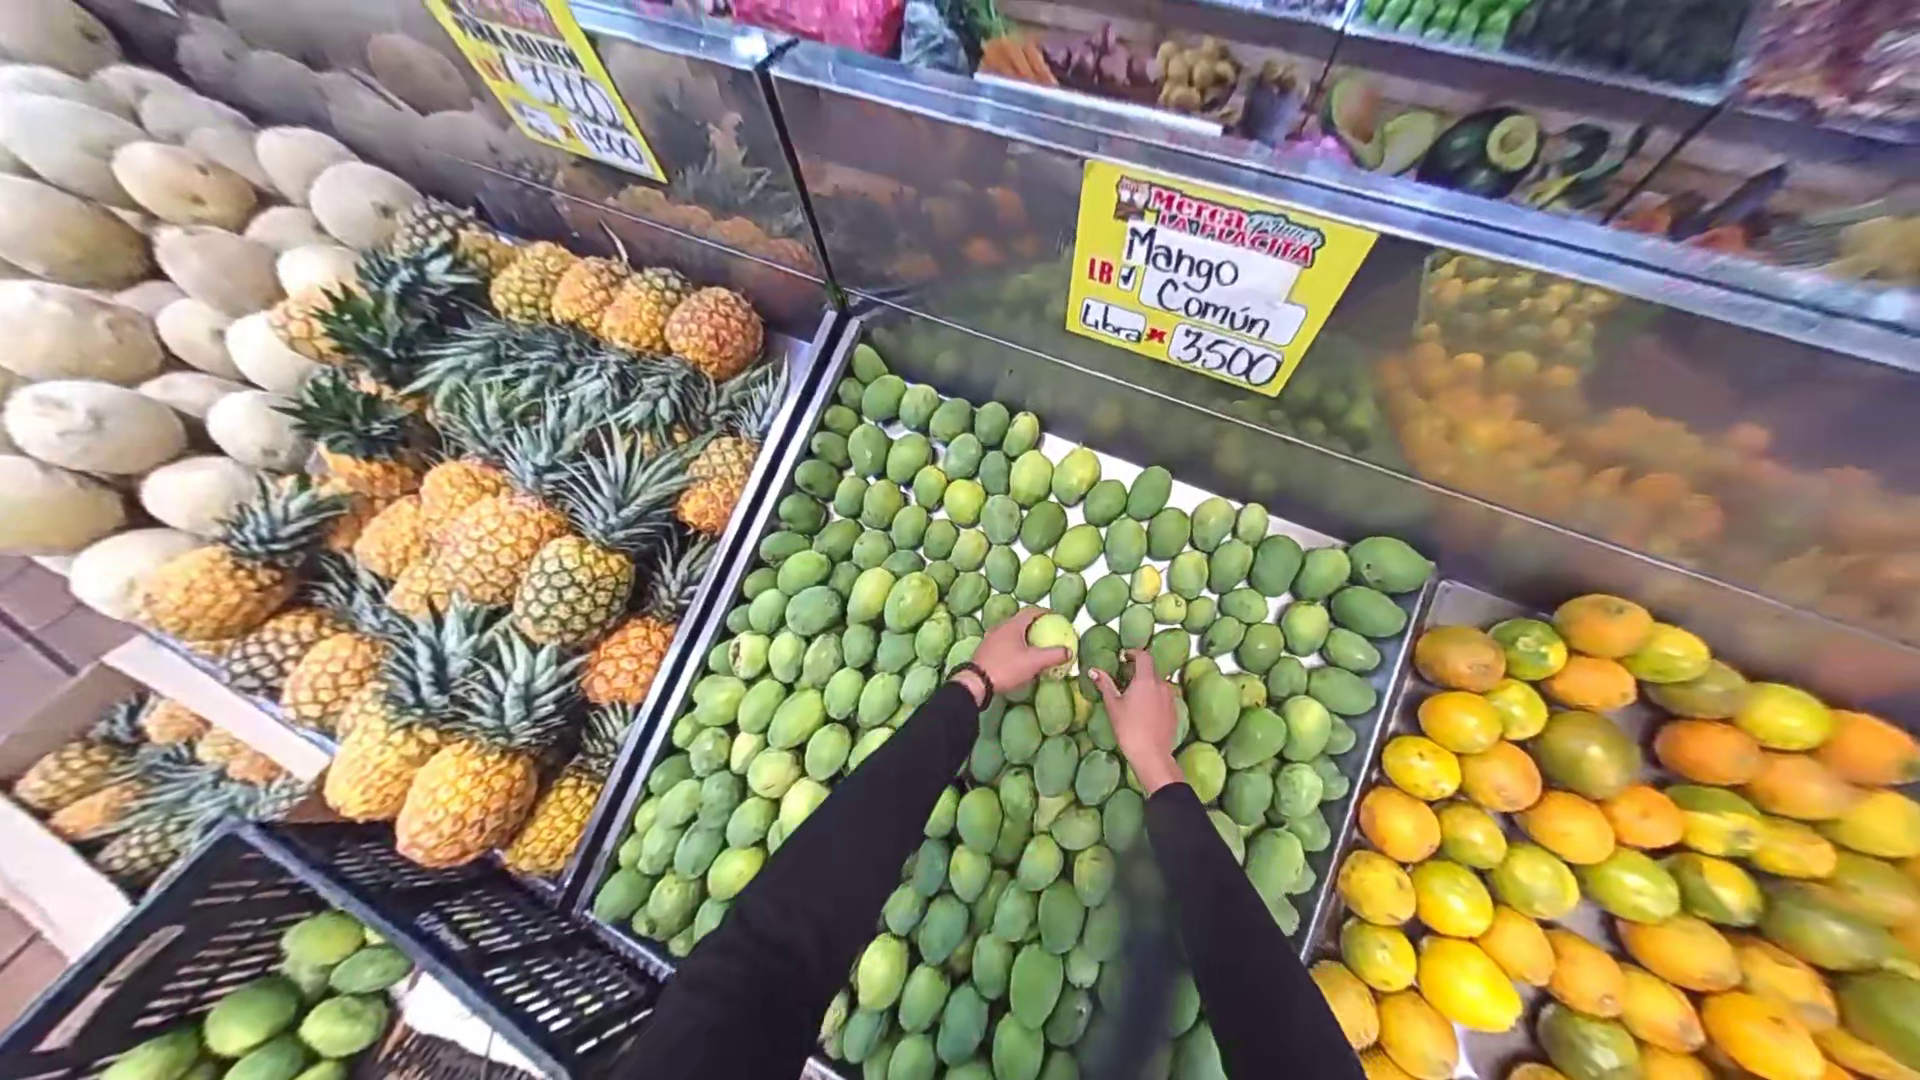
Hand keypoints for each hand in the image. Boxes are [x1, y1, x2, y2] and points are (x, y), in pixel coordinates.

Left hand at [955, 608, 1070, 704]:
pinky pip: (1003, 642)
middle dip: (1034, 624)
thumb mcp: (1033, 662)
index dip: (1044, 611)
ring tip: (1033, 644)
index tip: (1055, 615)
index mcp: (1012, 626)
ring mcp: (990, 639)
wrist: (976, 682)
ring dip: (1022, 635)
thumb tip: (1069, 651)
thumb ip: (1053, 655)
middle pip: (1019, 620)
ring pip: (1010, 632)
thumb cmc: (1006, 668)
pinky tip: (1017, 656)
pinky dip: (1013, 644)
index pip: (1030, 611)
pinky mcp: (985, 650)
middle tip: (1046, 630)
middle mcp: (1000, 628)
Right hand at [1089, 650, 1184, 793]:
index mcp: (1147, 680)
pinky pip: (1164, 696)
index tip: (1123, 656)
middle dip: (1138, 669)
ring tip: (1134, 694)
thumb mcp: (1113, 705)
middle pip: (1151, 669)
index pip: (1144, 656)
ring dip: (1147, 683)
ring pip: (1159, 683)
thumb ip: (1105, 684)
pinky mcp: (1175, 711)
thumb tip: (1093, 670)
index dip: (1133, 653)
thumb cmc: (1129, 728)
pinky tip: (1145, 708)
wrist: (1152, 755)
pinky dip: (1155, 695)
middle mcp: (1162, 685)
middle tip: (1124, 676)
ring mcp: (1171, 698)